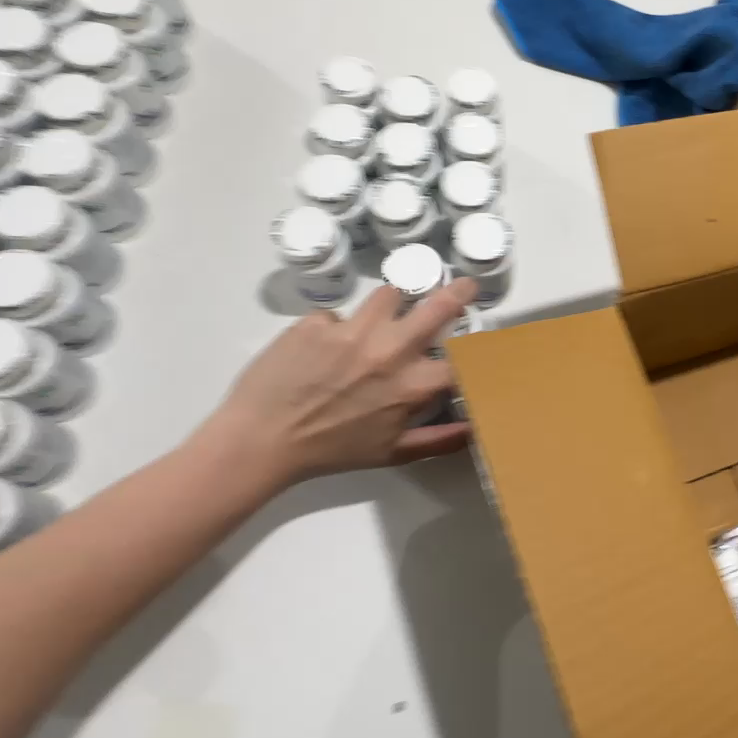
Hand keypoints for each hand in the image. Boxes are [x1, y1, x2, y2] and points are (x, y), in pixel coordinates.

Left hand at [194, 278, 478, 483]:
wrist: (259, 442)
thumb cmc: (332, 452)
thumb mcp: (393, 453)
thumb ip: (440, 439)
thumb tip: (477, 428)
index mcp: (413, 384)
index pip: (465, 357)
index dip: (477, 347)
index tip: (478, 343)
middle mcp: (390, 350)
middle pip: (438, 305)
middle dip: (457, 291)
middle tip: (462, 285)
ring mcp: (351, 331)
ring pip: (388, 295)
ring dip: (391, 305)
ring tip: (382, 316)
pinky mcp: (316, 323)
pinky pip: (335, 316)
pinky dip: (335, 329)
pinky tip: (321, 349)